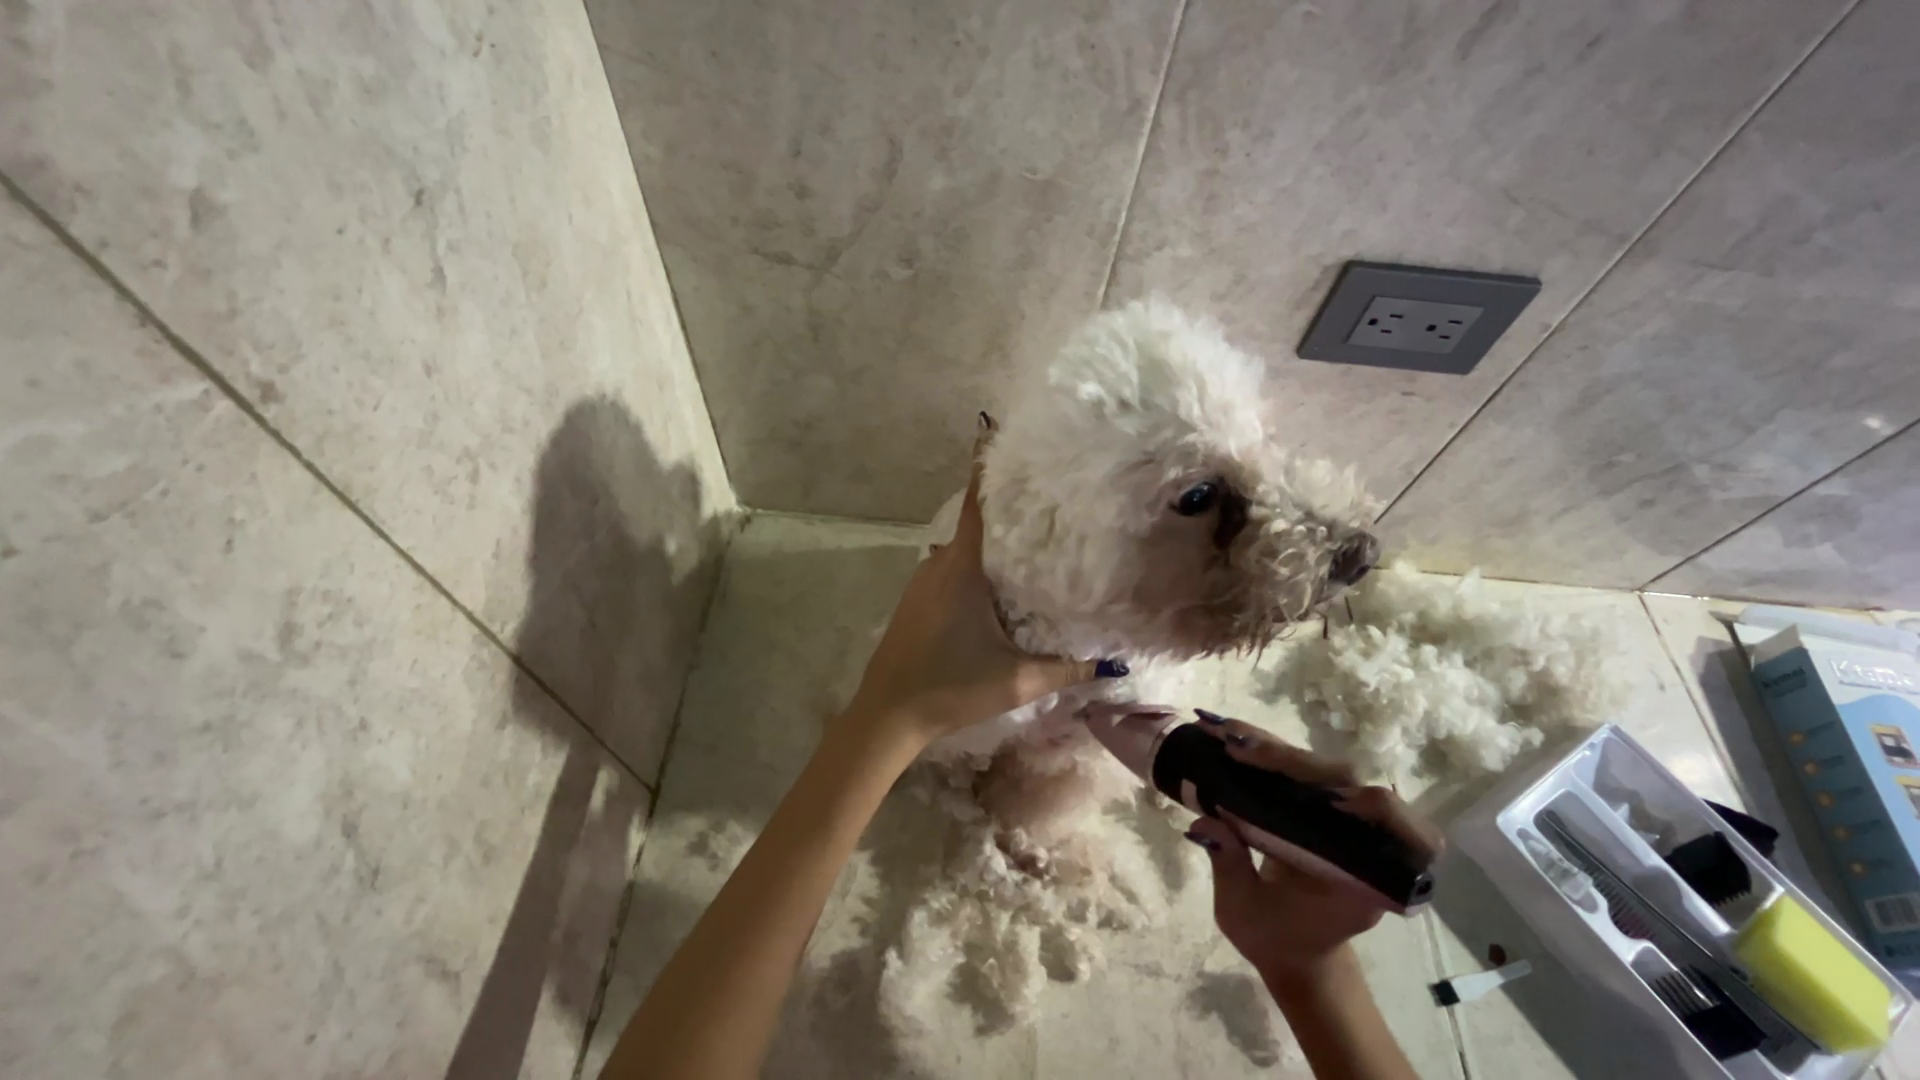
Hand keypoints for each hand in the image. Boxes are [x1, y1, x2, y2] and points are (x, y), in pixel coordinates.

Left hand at [839, 417, 1120, 746]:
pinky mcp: (914, 599)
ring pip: (961, 547)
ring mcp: (921, 580)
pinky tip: (995, 583)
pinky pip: (948, 567)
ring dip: (989, 541)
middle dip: (1006, 508)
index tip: (1004, 436)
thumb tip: (1113, 665)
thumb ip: (1067, 670)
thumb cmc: (952, 686)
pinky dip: (972, 564)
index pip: (979, 503)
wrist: (887, 713)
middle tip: (1047, 498)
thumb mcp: (1017, 680)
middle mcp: (939, 563)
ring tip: (1030, 538)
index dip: (990, 468)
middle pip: (975, 521)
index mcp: (963, 568)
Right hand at [1184, 718, 1442, 988]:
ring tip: (1227, 735)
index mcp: (1362, 880)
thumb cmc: (1276, 939)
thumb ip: (1229, 866)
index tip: (1330, 796)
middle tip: (1238, 748)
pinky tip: (1233, 738)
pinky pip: (1305, 772)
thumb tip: (1204, 821)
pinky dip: (1271, 754)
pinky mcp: (1321, 807)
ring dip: (1278, 750)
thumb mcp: (1244, 912)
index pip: (1389, 829)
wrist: (1295, 951)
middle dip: (1294, 761)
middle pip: (1348, 782)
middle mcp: (1363, 843)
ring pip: (1324, 769)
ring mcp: (1342, 820)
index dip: (1372, 805)